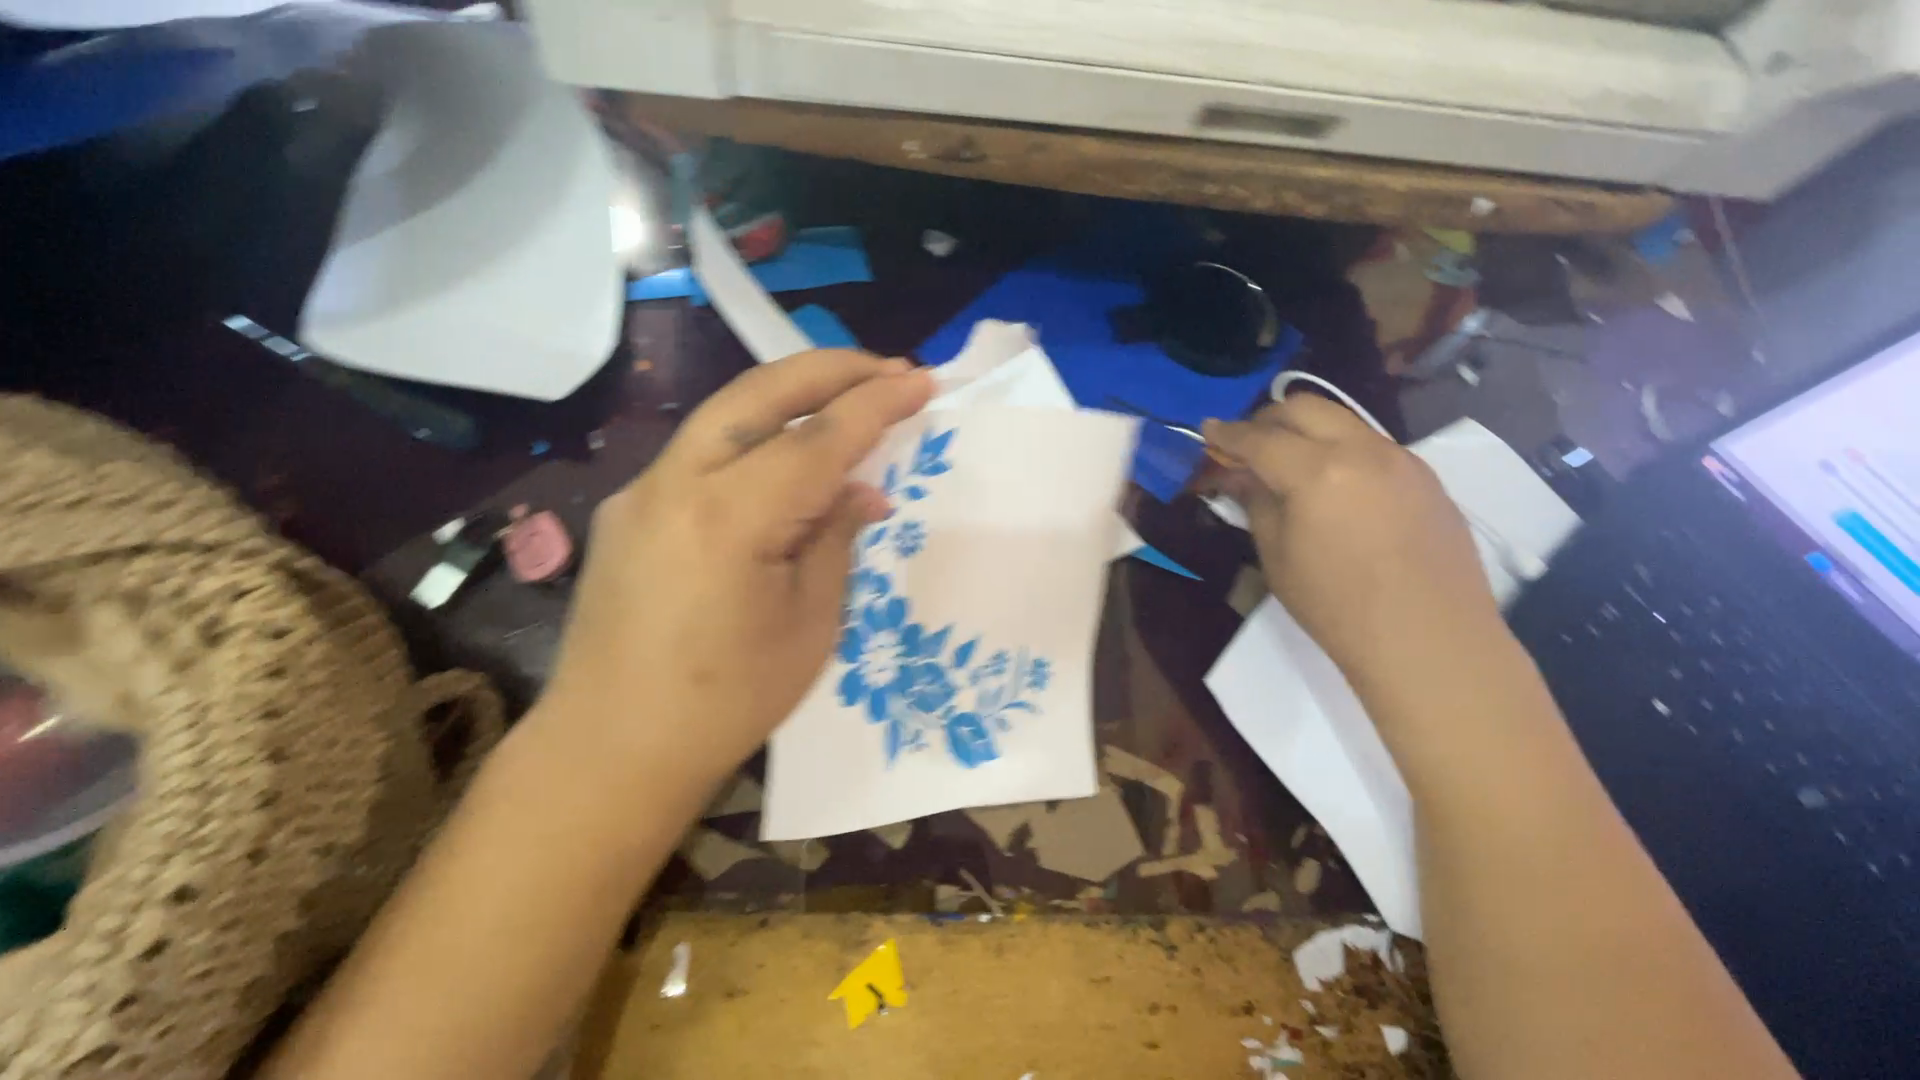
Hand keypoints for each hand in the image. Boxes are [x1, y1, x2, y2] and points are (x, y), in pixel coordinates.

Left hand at [536, 351, 934, 788]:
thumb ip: (835, 540)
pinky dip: (753, 440)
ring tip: (845, 401)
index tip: (922, 381)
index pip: (818, 439)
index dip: (876, 405)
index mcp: (729, 518)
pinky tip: (783, 465)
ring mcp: (641, 491)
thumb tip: (861, 489)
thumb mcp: (809, 626)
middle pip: (759, 392)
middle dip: (830, 370)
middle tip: (888, 369)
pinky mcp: (627, 510)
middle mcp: (675, 483)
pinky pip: (700, 453)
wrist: (611, 750)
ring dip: (789, 396)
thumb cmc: (727, 704)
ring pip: (724, 413)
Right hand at [1204, 394, 1503, 680]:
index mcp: (1317, 471)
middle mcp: (1362, 450)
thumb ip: (1258, 504)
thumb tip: (1243, 476)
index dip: (1228, 435)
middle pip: (1305, 408)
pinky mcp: (1425, 477)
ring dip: (1308, 430)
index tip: (1208, 431)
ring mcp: (1401, 459)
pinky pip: (1373, 446)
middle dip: (1268, 419)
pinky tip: (1334, 484)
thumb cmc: (1337, 608)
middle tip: (1246, 444)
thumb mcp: (1278, 558)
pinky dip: (1342, 449)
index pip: (1260, 439)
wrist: (1429, 640)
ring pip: (1343, 421)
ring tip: (1288, 461)